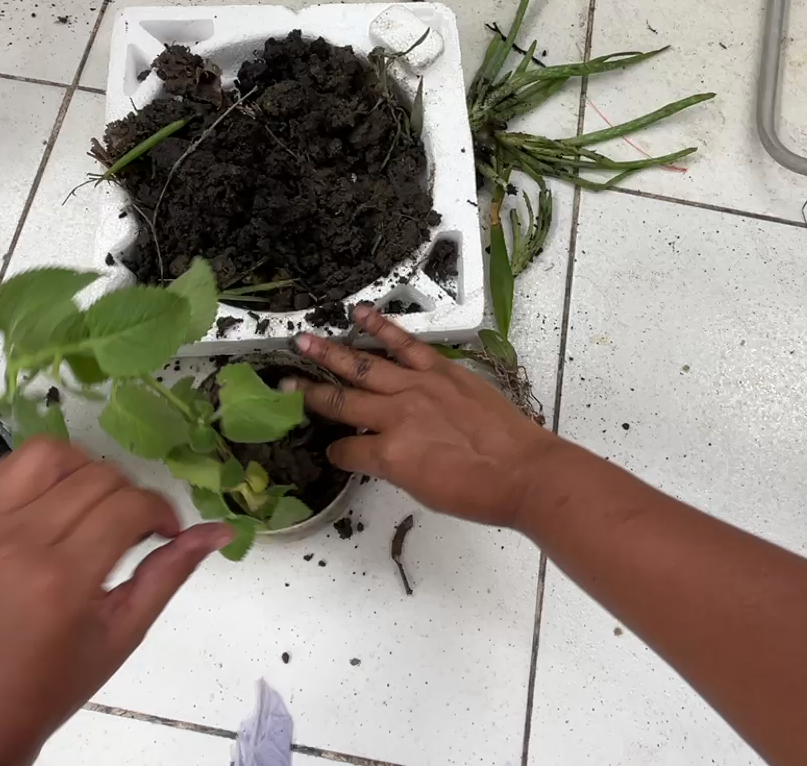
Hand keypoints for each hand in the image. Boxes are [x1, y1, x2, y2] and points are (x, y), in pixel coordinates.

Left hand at [0, 438, 232, 765]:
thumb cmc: (51, 685)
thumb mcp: (122, 634)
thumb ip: (171, 573)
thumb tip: (221, 529)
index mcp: (63, 579)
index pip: (130, 507)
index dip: (161, 512)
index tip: (166, 532)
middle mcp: (22, 542)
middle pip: (99, 478)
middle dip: (130, 498)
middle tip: (134, 531)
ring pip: (54, 455)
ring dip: (87, 470)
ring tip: (95, 506)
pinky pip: (9, 465)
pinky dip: (42, 467)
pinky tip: (57, 496)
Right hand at [287, 304, 567, 527]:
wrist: (523, 471)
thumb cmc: (476, 492)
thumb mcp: (422, 489)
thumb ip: (392, 465)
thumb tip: (374, 450)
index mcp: (389, 455)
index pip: (347, 450)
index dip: (336, 452)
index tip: (331, 450)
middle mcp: (395, 415)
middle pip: (342, 401)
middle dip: (309, 393)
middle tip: (283, 381)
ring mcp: (417, 386)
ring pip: (364, 365)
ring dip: (331, 353)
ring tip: (304, 341)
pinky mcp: (440, 369)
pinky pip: (405, 344)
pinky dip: (381, 327)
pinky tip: (360, 314)